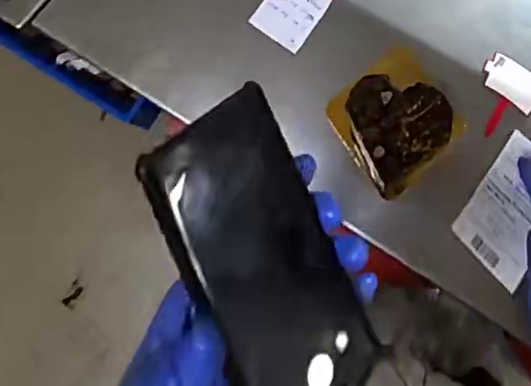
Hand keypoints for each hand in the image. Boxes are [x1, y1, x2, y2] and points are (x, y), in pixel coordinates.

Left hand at [120, 154, 378, 385]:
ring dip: (335, 257)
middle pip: (283, 248)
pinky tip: (363, 287)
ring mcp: (270, 323)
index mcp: (209, 286)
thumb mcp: (167, 362)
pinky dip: (348, 302)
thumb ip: (188, 345)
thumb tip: (210, 321)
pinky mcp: (293, 354)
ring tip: (353, 250)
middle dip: (311, 222)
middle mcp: (243, 297)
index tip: (298, 169)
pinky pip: (326, 323)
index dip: (272, 196)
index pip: (243, 230)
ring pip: (309, 277)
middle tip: (331, 211)